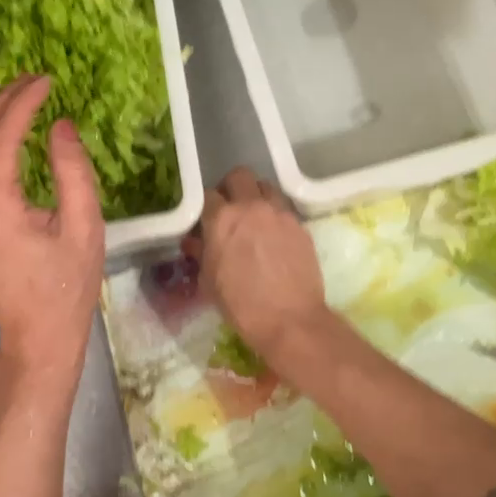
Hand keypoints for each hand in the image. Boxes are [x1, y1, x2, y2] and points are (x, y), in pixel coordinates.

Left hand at [0, 76, 103, 392]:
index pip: (1, 139)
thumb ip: (73, 172)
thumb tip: (60, 125)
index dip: (22, 105)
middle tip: (30, 82)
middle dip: (0, 104)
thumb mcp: (84, 228)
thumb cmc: (68, 286)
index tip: (45, 81)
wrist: (37, 335)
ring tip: (6, 96)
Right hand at [187, 167, 329, 360]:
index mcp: (222, 219)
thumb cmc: (240, 304)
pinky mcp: (300, 225)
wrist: (290, 320)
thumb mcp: (209, 281)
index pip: (208, 195)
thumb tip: (194, 242)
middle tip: (230, 209)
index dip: (205, 206)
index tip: (205, 220)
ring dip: (256, 197)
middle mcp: (251, 207)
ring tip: (254, 219)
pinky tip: (273, 237)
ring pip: (265, 187)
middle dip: (231, 187)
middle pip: (239, 176)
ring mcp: (280, 213)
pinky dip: (275, 216)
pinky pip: (284, 209)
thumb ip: (201, 253)